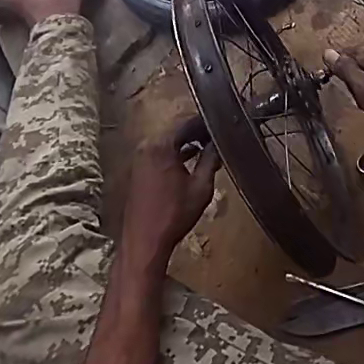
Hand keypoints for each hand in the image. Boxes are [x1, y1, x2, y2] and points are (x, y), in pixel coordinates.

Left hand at [118, 114, 218, 269]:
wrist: (144, 241)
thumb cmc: (174, 214)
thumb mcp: (201, 187)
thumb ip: (211, 159)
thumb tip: (219, 143)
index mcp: (161, 144)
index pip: (187, 122)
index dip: (207, 122)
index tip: (224, 122)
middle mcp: (147, 144)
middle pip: (176, 128)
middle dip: (198, 130)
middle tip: (219, 132)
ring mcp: (140, 156)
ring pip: (168, 139)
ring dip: (187, 140)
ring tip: (210, 143)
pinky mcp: (138, 168)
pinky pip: (160, 150)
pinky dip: (176, 151)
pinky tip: (192, 155)